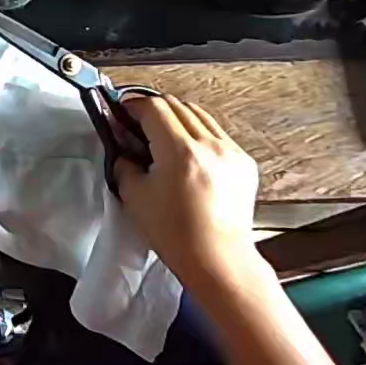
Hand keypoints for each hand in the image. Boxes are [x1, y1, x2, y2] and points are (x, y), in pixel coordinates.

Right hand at [113, 95, 267, 293]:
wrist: (217, 259)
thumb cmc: (175, 233)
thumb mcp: (133, 194)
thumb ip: (124, 161)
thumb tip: (123, 144)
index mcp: (180, 151)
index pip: (154, 108)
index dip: (133, 106)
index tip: (122, 113)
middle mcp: (210, 146)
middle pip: (177, 105)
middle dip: (153, 109)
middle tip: (136, 124)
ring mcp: (231, 152)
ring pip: (199, 115)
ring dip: (176, 118)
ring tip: (160, 136)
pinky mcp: (244, 163)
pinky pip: (216, 133)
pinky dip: (196, 133)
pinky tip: (184, 153)